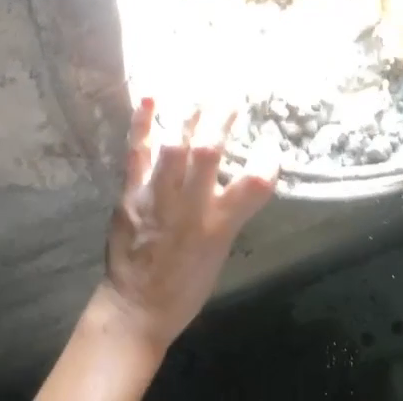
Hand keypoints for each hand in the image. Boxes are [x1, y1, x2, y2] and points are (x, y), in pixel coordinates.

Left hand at [99, 98, 277, 349]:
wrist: (135, 308)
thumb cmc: (185, 284)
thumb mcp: (221, 249)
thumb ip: (233, 208)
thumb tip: (251, 172)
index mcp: (219, 225)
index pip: (255, 185)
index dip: (267, 160)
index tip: (271, 141)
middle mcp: (190, 207)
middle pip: (210, 153)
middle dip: (222, 120)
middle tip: (233, 97)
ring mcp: (157, 197)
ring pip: (174, 147)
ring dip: (189, 116)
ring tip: (200, 93)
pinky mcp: (131, 193)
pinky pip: (137, 152)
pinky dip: (142, 122)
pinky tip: (150, 95)